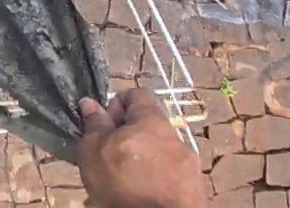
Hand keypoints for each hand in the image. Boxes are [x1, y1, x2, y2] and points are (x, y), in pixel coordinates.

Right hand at [76, 88, 205, 207]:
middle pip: (151, 126)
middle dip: (130, 134)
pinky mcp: (198, 194)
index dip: (117, 103)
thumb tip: (91, 103)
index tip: (105, 123)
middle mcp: (179, 142)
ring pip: (163, 152)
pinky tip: (144, 190)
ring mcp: (193, 170)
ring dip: (145, 156)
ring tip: (127, 175)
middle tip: (111, 151)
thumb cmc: (120, 182)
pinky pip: (174, 175)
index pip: (138, 95)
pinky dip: (159, 177)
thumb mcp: (93, 147)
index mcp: (154, 123)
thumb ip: (94, 122)